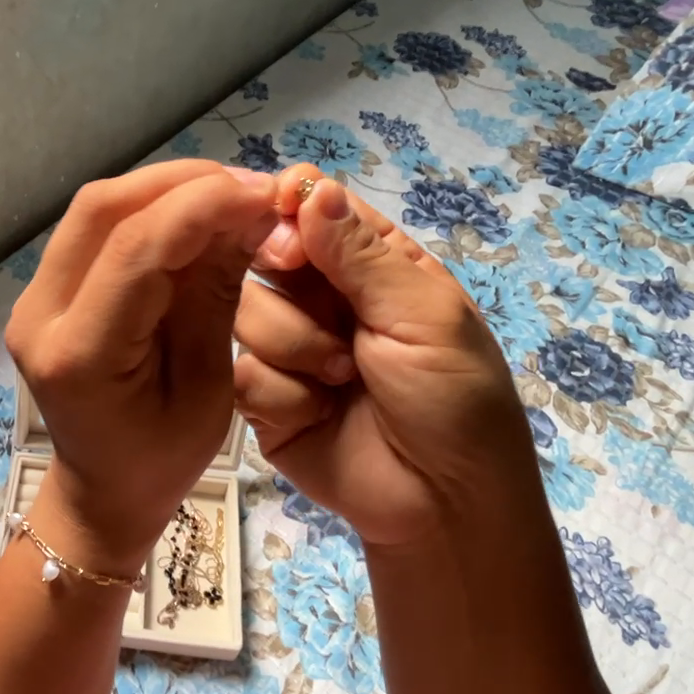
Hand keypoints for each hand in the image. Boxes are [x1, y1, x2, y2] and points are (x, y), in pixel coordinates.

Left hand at [7, 161, 278, 568]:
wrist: (101, 490)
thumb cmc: (161, 461)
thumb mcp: (209, 387)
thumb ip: (218, 294)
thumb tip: (252, 212)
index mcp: (79, 355)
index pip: (137, 248)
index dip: (205, 205)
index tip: (267, 193)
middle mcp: (39, 314)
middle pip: (101, 208)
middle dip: (182, 182)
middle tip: (250, 187)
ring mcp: (33, 298)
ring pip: (95, 210)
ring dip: (165, 190)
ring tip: (229, 196)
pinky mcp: (44, 291)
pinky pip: (94, 230)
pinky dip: (148, 211)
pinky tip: (193, 217)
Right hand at [233, 166, 538, 545]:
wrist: (440, 507)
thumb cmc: (453, 401)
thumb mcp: (424, 317)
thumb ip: (362, 255)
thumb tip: (311, 186)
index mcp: (368, 266)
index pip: (312, 210)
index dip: (288, 207)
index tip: (286, 226)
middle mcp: (319, 298)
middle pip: (261, 253)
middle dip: (284, 278)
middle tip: (323, 309)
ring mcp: (286, 347)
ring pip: (243, 311)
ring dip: (295, 345)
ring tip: (341, 379)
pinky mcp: (260, 397)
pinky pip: (240, 371)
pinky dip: (280, 392)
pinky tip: (316, 412)